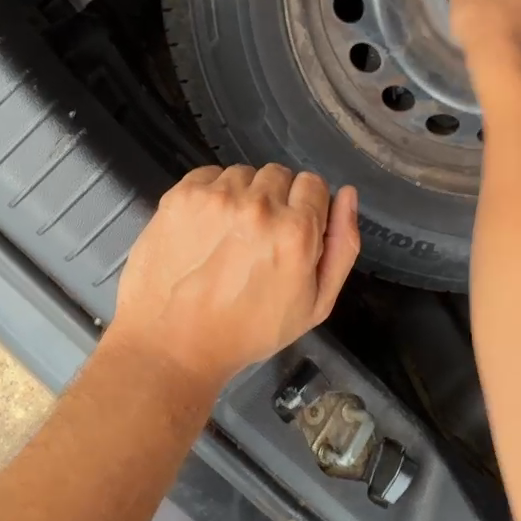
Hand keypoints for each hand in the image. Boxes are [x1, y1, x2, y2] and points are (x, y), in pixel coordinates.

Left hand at [105, 165, 359, 394]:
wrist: (172, 345)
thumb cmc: (249, 332)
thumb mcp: (315, 305)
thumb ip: (342, 246)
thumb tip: (348, 194)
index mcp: (297, 230)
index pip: (314, 184)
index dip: (306, 208)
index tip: (289, 234)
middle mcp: (259, 205)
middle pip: (279, 175)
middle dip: (275, 201)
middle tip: (257, 240)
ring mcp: (216, 197)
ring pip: (243, 174)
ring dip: (242, 196)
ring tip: (227, 236)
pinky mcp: (181, 195)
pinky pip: (209, 175)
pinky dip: (210, 194)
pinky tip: (204, 228)